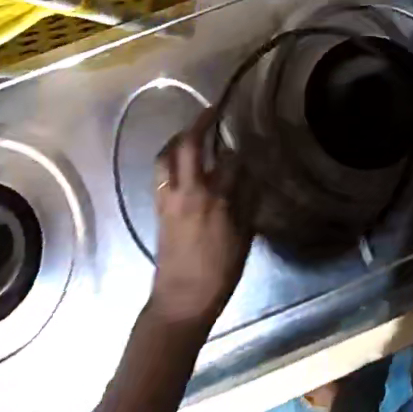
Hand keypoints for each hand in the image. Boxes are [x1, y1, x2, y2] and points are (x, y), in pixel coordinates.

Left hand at [147, 116, 250, 329]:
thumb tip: (253, 175)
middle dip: (201, 122)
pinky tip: (181, 159)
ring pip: (169, 155)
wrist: (181, 301)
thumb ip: (248, 202)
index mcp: (216, 200)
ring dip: (179, 137)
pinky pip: (161, 172)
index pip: (231, 159)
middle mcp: (190, 191)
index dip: (241, 146)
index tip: (250, 136)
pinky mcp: (159, 206)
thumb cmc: (219, 273)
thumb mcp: (244, 238)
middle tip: (213, 109)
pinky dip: (170, 157)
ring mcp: (170, 197)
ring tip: (192, 131)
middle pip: (191, 145)